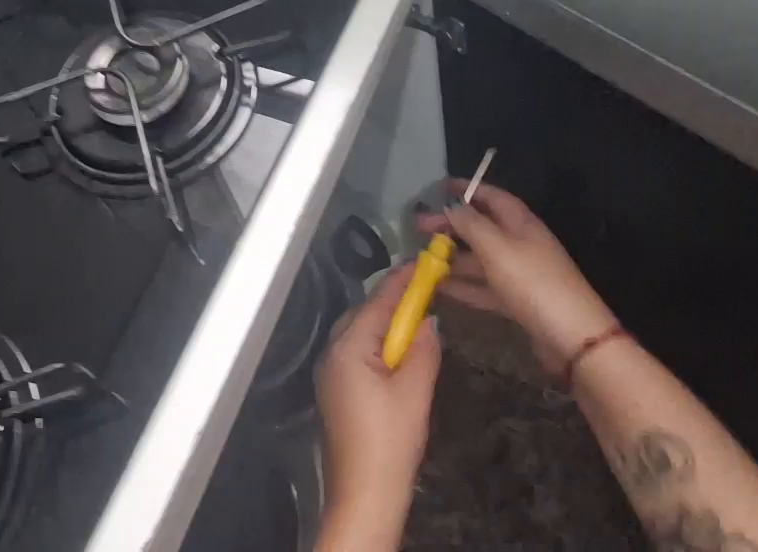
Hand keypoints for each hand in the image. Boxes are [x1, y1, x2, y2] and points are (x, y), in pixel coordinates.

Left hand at [314, 264, 439, 549]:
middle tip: (426, 292)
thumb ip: (422, 349)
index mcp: (348, 346)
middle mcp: (332, 352)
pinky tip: (398, 356)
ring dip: (387, 325)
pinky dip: (379, 346)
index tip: (424, 264)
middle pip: (365, 314)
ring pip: (360, 334)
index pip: (378, 302)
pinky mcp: (335, 390)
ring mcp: (330, 371)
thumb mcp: (415, 392)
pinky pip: (357, 353)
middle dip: (394, 302)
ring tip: (417, 321)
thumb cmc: (390, 441)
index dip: (403, 282)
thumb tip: (428, 320)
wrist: (364, 493)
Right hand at [421, 181, 617, 377]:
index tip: (436, 188)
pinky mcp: (515, 300)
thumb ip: (470, 223)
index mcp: (520, 223)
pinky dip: (461, 285)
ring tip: (421, 259)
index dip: (465, 189)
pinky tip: (437, 287)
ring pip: (478, 258)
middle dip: (450, 225)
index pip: (490, 195)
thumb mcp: (496, 246)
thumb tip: (450, 205)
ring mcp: (518, 273)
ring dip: (451, 257)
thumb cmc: (533, 282)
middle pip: (480, 227)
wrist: (572, 338)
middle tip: (419, 227)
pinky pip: (482, 286)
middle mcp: (519, 243)